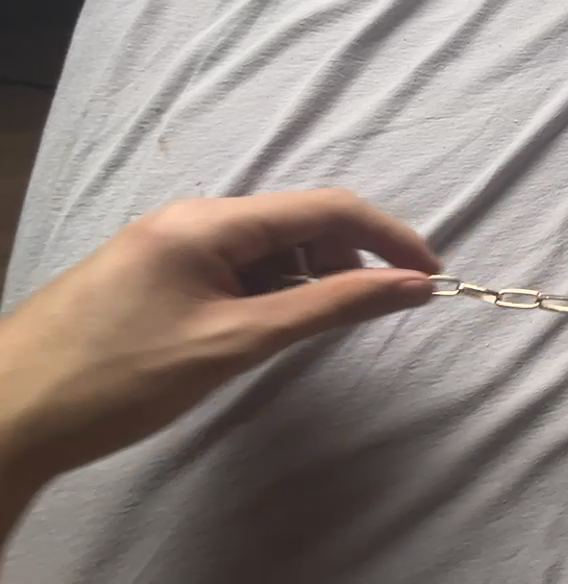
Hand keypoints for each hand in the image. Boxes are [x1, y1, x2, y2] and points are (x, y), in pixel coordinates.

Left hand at [0, 190, 439, 487]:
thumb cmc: (116, 380)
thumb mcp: (239, 341)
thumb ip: (337, 304)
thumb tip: (418, 284)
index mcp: (210, 222)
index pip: (330, 209)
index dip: (391, 237)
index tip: (430, 273)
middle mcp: (192, 219)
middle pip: (303, 223)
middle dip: (348, 260)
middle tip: (370, 305)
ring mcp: (169, 244)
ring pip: (273, 246)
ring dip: (308, 278)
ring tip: (304, 325)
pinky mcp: (154, 272)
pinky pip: (239, 265)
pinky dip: (270, 289)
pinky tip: (258, 325)